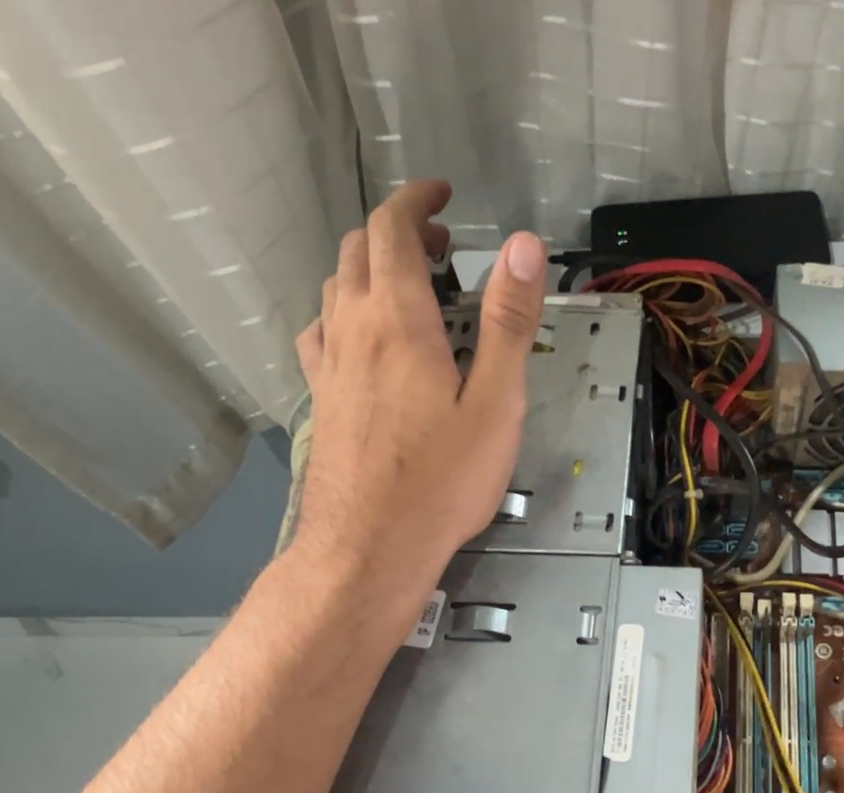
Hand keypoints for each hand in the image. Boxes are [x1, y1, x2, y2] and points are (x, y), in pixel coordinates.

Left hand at [291, 178, 545, 579]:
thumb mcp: (496, 402)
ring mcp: (328, 364)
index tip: (443, 193)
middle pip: (357, 249)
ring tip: (411, 283)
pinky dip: (344, 309)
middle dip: (397, 228)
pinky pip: (321, 329)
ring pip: (335, 286)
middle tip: (442, 242)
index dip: (415, 199)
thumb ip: (509, 321)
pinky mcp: (321, 397)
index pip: (392, 229)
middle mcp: (352, 330)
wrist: (368, 547)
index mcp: (398, 321)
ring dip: (370, 265)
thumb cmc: (442, 481)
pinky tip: (362, 334)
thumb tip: (522, 246)